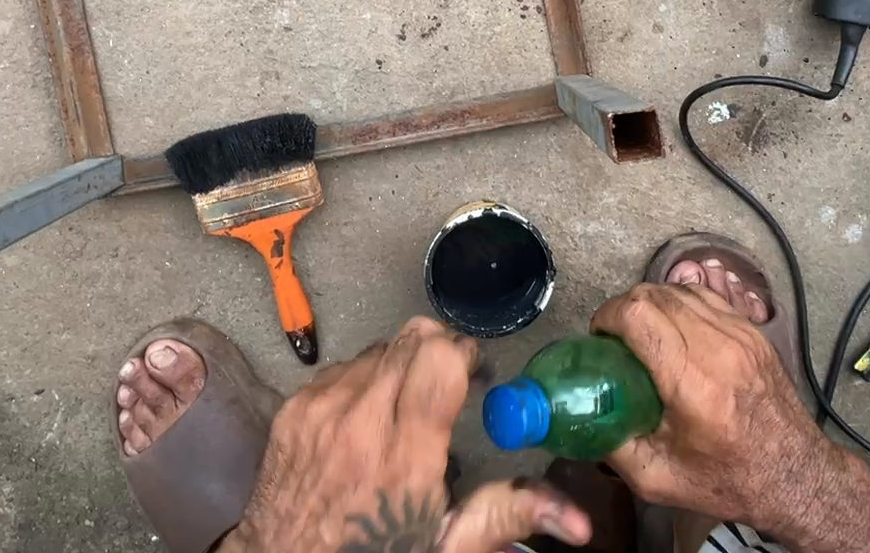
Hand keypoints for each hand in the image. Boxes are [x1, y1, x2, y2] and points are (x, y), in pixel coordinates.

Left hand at [224, 316, 591, 552]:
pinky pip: (340, 369)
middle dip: (436, 348)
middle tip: (445, 378)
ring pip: (376, 349)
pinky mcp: (292, 410)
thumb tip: (578, 522)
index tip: (472, 370)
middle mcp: (360, 421)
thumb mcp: (446, 549)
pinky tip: (363, 418)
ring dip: (397, 365)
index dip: (463, 353)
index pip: (440, 358)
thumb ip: (505, 515)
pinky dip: (359, 381)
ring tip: (402, 406)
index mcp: (404, 456)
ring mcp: (320, 410)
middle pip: (410, 338)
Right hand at [592, 283, 839, 531]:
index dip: (609, 316)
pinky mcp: (751, 328)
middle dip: (624, 307)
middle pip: (653, 294)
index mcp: (692, 384)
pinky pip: (702, 293)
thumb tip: (579, 411)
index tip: (601, 338)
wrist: (797, 475)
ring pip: (677, 287)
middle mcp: (717, 348)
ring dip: (650, 302)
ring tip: (644, 332)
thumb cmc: (727, 479)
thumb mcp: (657, 479)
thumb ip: (612, 444)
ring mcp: (739, 332)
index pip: (639, 315)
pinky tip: (673, 325)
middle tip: (617, 337)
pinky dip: (678, 300)